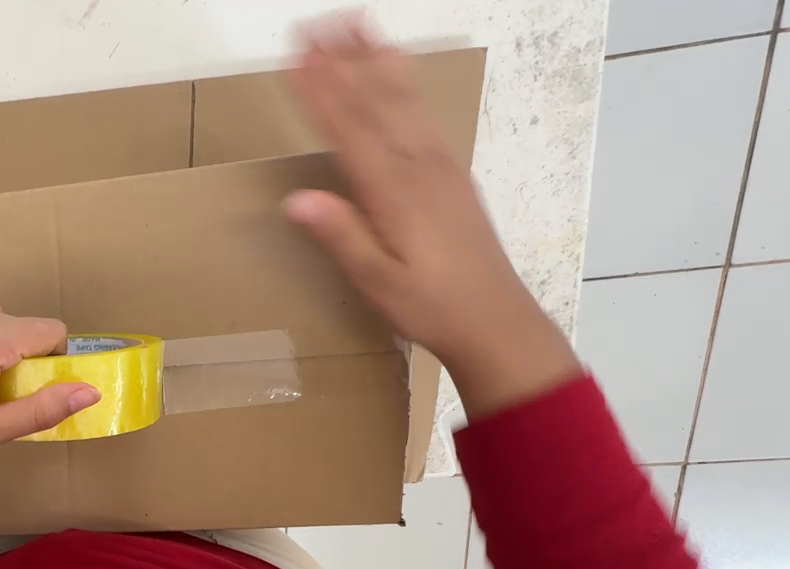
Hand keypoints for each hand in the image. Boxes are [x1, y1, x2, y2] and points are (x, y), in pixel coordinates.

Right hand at [285, 14, 580, 417]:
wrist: (493, 317)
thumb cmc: (429, 305)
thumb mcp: (377, 280)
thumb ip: (341, 236)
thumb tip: (297, 199)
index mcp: (396, 190)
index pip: (351, 129)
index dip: (322, 92)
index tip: (296, 58)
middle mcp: (420, 165)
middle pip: (378, 99)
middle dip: (345, 59)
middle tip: (314, 24)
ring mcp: (439, 163)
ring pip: (404, 97)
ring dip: (374, 58)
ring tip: (354, 24)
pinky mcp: (448, 172)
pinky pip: (422, 113)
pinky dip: (403, 82)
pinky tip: (395, 71)